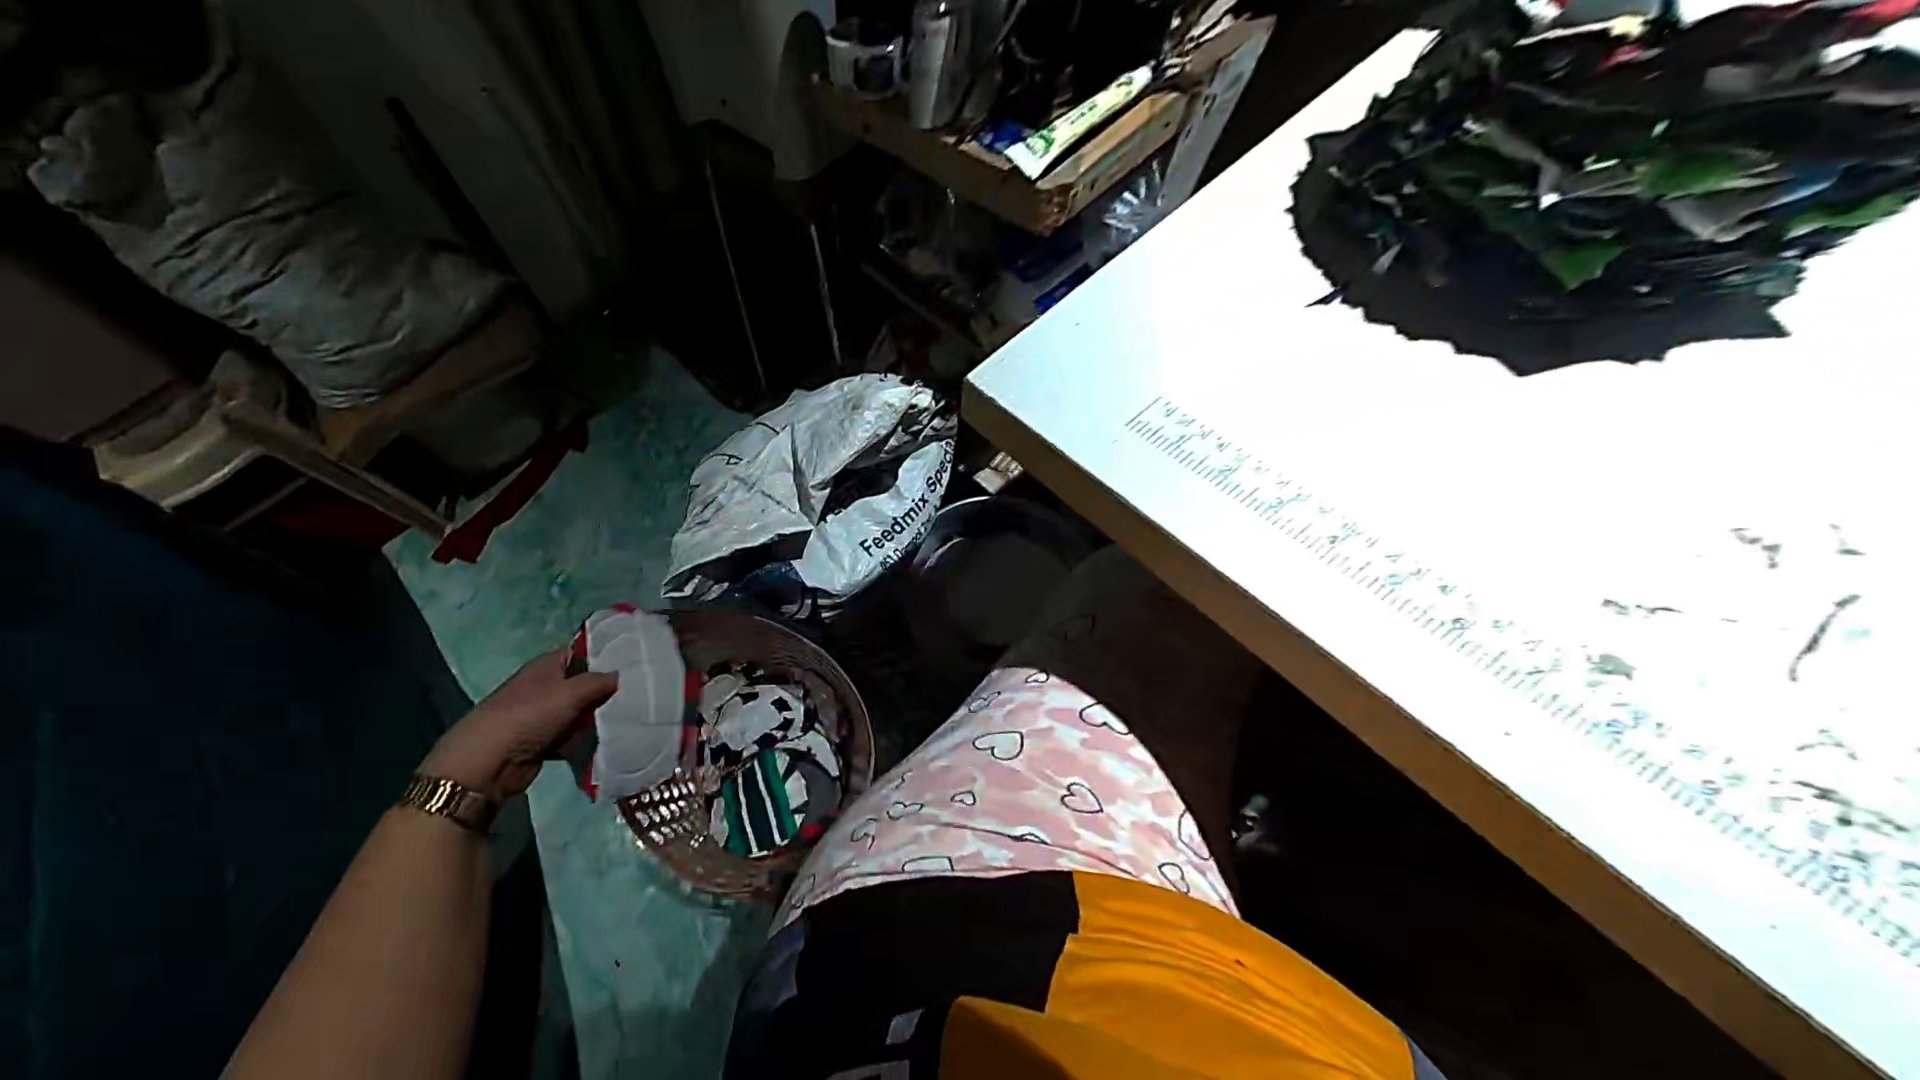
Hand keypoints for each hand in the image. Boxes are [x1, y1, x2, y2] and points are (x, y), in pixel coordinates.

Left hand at [419, 649, 618, 799]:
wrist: (488, 762)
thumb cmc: (529, 716)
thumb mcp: (571, 692)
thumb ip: (601, 681)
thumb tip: (624, 673)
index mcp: (547, 666)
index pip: (582, 653)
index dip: (607, 656)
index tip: (635, 663)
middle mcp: (545, 686)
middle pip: (585, 684)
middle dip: (608, 690)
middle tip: (640, 693)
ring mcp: (544, 715)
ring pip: (582, 711)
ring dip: (599, 717)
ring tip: (631, 717)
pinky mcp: (544, 740)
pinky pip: (574, 735)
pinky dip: (586, 738)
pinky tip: (609, 739)